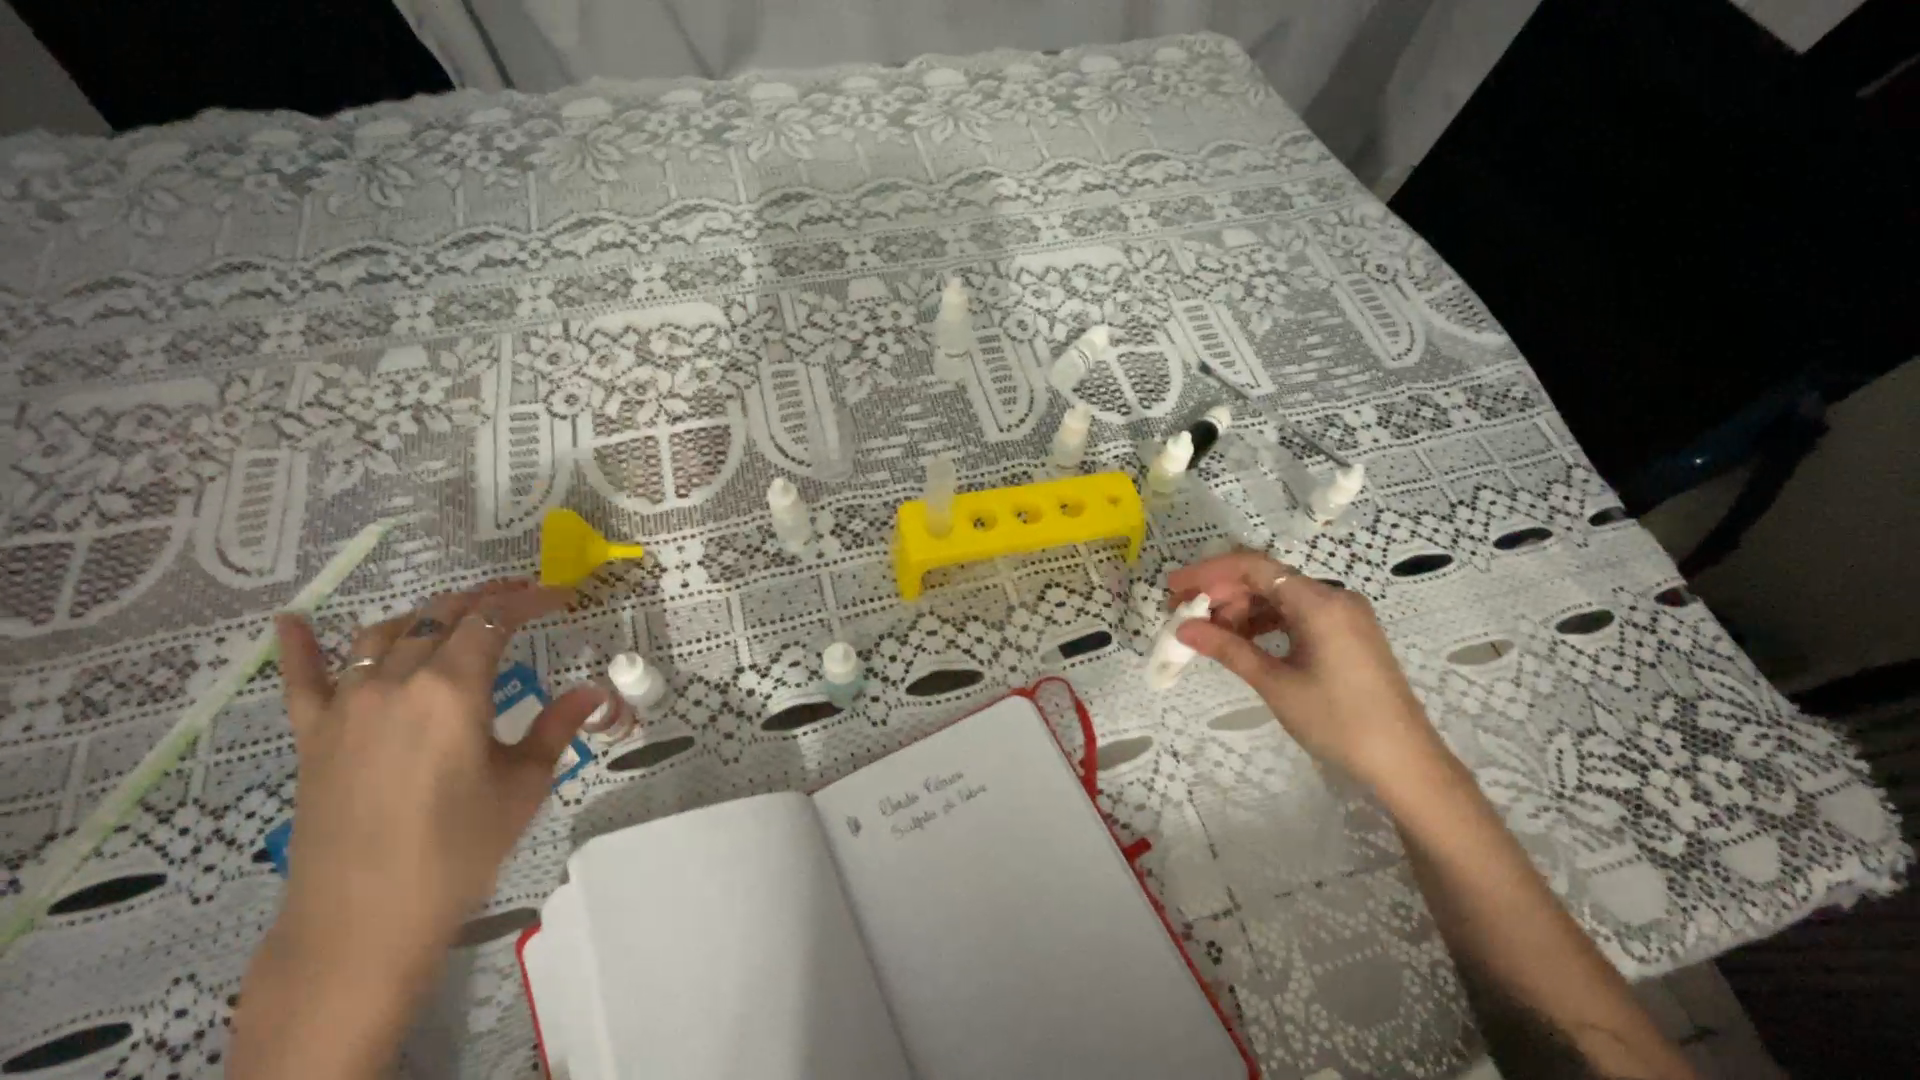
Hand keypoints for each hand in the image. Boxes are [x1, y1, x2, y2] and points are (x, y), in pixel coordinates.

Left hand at [267, 579, 600, 957]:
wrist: (365, 919)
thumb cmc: (459, 852)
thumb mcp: (522, 786)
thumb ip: (555, 728)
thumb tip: (592, 692)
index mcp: (452, 688)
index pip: (493, 620)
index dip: (529, 600)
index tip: (559, 596)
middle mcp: (395, 680)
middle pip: (440, 617)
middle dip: (483, 600)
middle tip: (518, 599)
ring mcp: (345, 705)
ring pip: (382, 635)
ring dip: (423, 616)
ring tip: (453, 616)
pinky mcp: (312, 734)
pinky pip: (300, 679)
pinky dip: (298, 645)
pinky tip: (291, 620)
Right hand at [1169, 550, 1448, 789]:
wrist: (1403, 760)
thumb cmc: (1337, 721)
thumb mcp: (1275, 683)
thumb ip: (1228, 649)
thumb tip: (1183, 628)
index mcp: (1319, 602)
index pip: (1253, 567)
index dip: (1208, 573)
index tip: (1174, 588)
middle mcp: (1334, 597)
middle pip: (1266, 580)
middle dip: (1221, 593)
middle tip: (1183, 615)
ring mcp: (1344, 615)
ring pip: (1281, 598)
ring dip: (1241, 609)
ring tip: (1207, 633)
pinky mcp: (1347, 634)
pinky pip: (1297, 615)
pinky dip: (1265, 623)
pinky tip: (1241, 641)